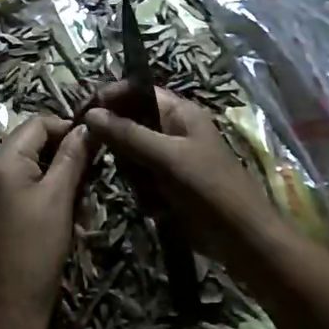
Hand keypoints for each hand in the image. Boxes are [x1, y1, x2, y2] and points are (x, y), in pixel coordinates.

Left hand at [0, 115, 97, 328]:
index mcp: (0, 158)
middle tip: (91, 176)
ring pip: (28, 164)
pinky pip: (19, 183)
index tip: (96, 146)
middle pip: (31, 142)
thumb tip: (88, 127)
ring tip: (78, 198)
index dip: (68, 128)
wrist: (8, 304)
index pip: (37, 123)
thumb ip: (73, 157)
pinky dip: (42, 189)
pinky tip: (62, 210)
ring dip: (56, 174)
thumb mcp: (59, 198)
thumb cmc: (36, 247)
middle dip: (62, 154)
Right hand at [83, 84, 279, 262]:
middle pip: (130, 118)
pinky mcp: (166, 179)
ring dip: (129, 165)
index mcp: (179, 112)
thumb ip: (127, 133)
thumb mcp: (166, 157)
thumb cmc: (209, 188)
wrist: (243, 238)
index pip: (137, 90)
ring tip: (141, 183)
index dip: (112, 96)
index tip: (85, 112)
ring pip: (130, 147)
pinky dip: (139, 184)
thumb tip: (90, 113)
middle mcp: (173, 127)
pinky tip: (150, 199)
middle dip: (117, 135)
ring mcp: (169, 154)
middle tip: (106, 152)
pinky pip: (139, 171)